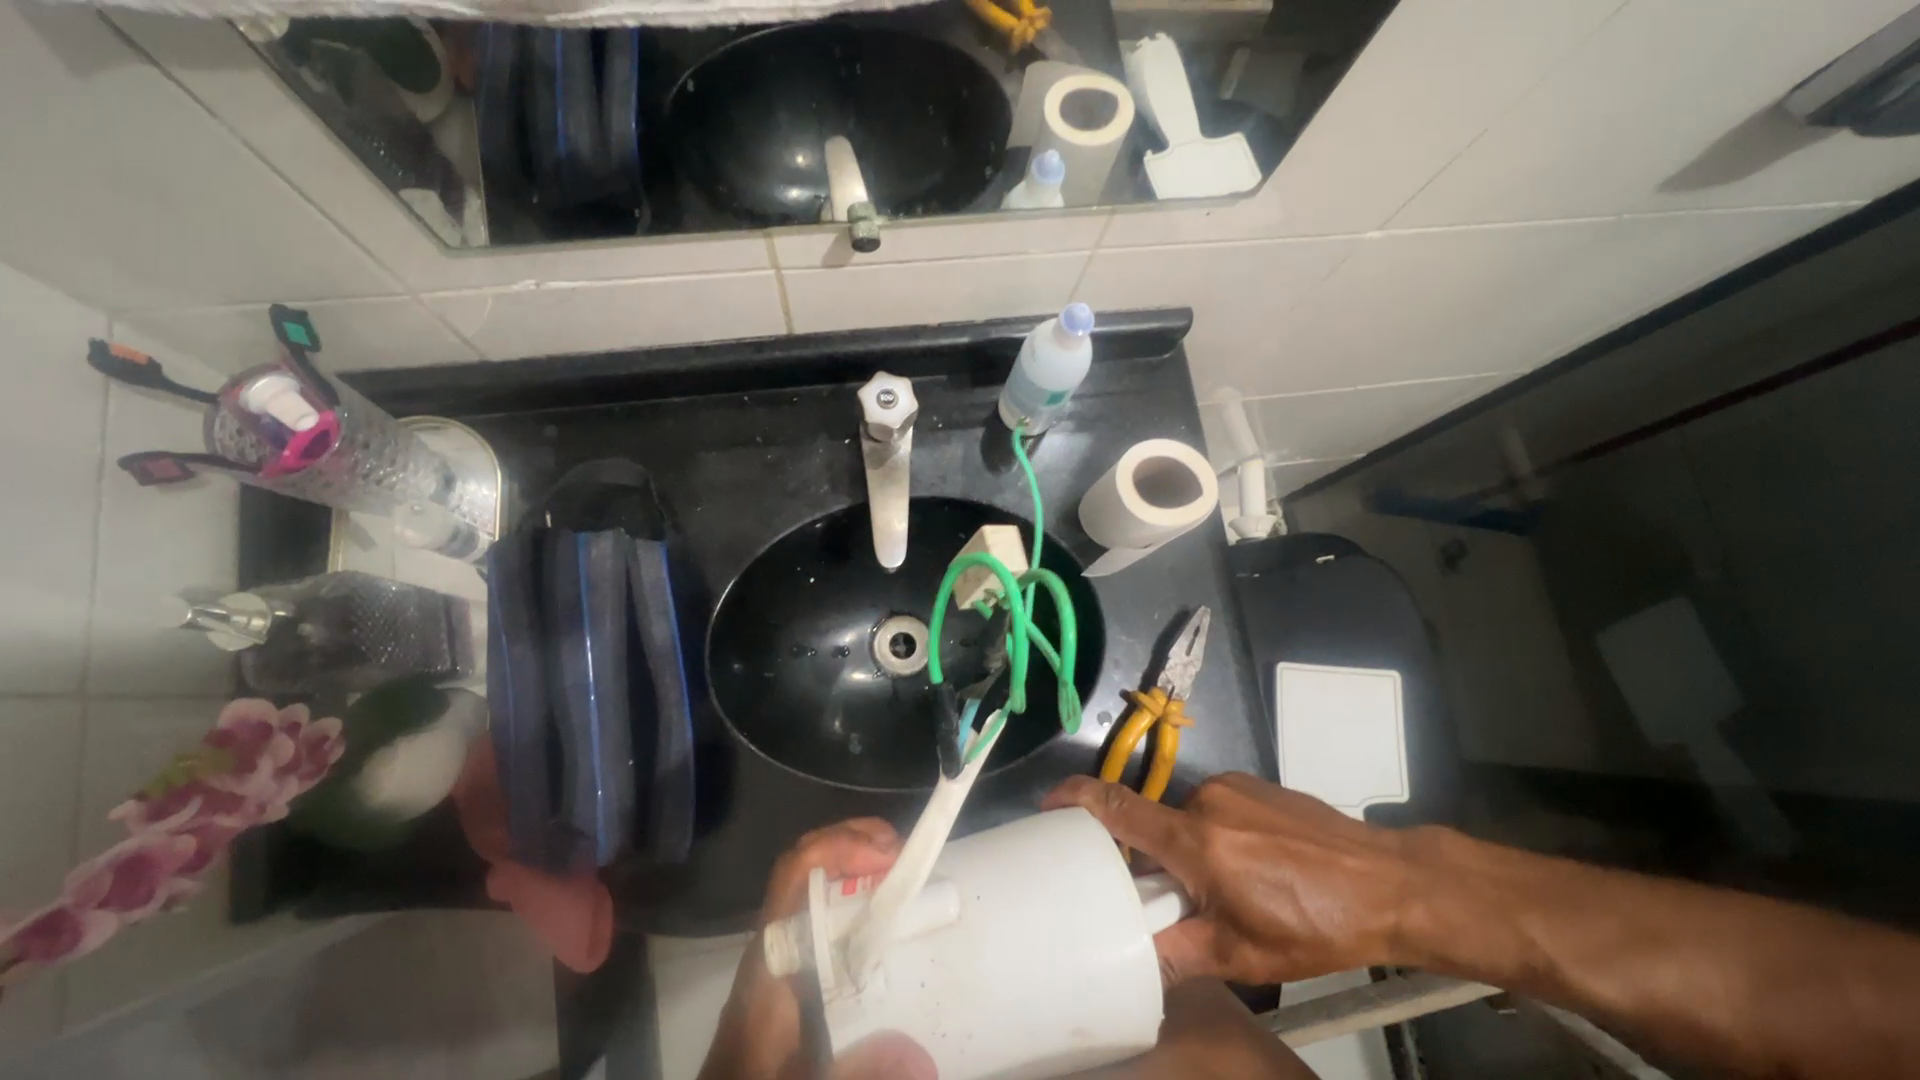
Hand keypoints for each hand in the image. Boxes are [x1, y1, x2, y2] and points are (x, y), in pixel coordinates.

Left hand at [698, 819, 936, 1079]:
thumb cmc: (757, 1073)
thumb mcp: (806, 1071)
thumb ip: (860, 1065)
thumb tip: (927, 1060)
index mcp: (772, 953)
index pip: (794, 874)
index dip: (840, 849)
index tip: (889, 856)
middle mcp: (773, 939)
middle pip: (803, 865)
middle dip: (851, 841)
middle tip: (903, 850)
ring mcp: (778, 948)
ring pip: (808, 882)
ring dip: (850, 861)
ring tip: (897, 865)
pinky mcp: (787, 966)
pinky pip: (815, 909)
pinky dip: (848, 892)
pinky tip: (879, 908)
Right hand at [1044, 772, 1417, 986]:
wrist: (1392, 883)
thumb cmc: (1316, 923)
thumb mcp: (1245, 954)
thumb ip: (1179, 954)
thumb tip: (1131, 963)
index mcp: (1195, 839)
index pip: (1117, 807)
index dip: (1074, 799)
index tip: (1047, 805)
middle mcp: (1207, 800)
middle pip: (1152, 824)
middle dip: (1152, 860)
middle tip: (1171, 900)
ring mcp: (1234, 787)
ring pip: (1187, 819)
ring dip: (1189, 850)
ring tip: (1227, 891)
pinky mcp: (1257, 785)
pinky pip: (1216, 808)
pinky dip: (1216, 836)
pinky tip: (1253, 868)